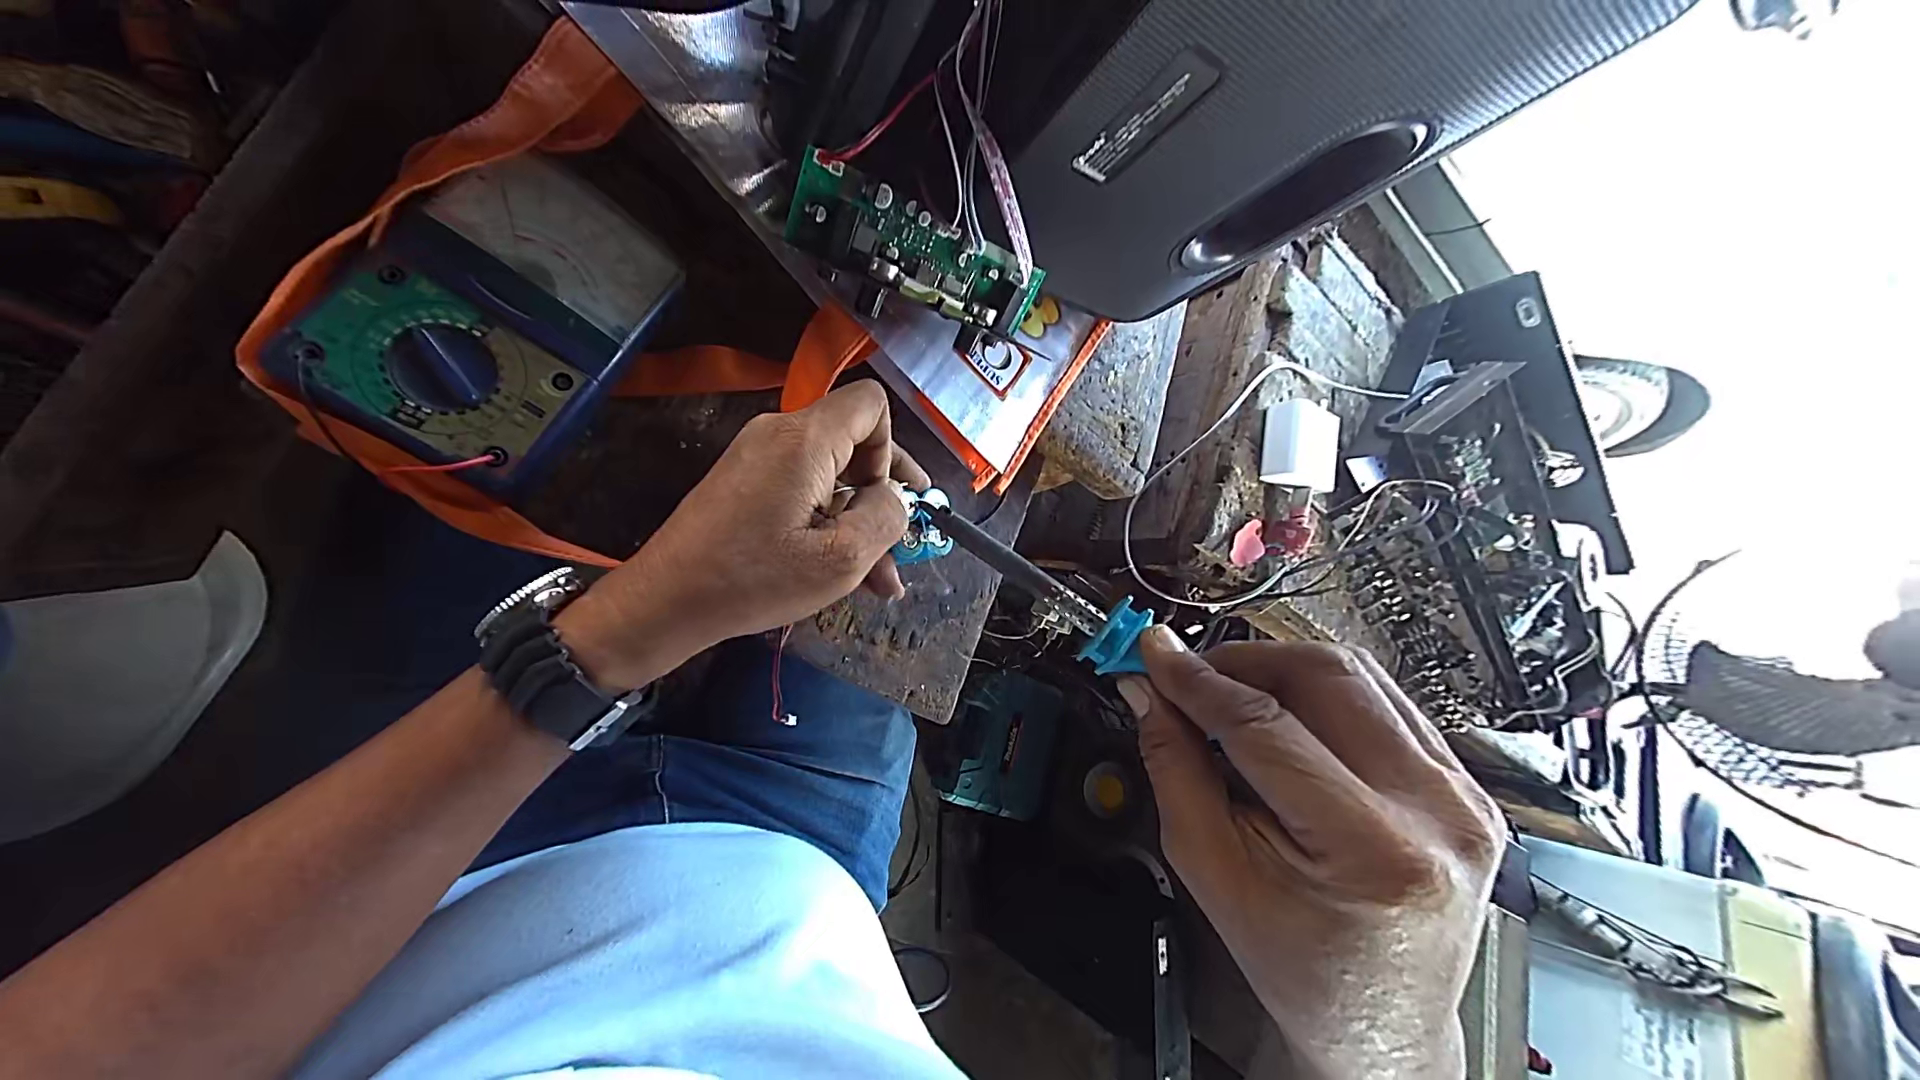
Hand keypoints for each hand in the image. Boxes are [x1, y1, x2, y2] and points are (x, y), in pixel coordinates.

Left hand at [558, 381, 929, 686]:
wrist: (666, 600)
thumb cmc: (752, 581)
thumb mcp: (840, 560)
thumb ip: (886, 519)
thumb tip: (896, 498)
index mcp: (805, 440)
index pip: (871, 404)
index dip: (893, 448)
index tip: (888, 498)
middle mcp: (780, 435)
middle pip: (854, 442)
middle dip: (883, 495)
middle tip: (901, 539)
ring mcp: (760, 458)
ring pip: (832, 476)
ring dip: (859, 522)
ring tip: (878, 578)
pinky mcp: (748, 483)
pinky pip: (805, 491)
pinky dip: (828, 523)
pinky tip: (844, 571)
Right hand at [1119, 630, 1503, 1079]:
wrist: (1378, 1022)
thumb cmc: (1297, 964)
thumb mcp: (1208, 868)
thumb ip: (1173, 766)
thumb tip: (1148, 693)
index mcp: (1372, 850)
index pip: (1263, 724)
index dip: (1195, 680)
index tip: (1155, 653)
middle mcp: (1436, 811)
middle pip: (1320, 675)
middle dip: (1239, 661)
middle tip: (1189, 676)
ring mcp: (1460, 793)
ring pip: (1353, 673)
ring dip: (1276, 668)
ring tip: (1229, 697)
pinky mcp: (1459, 783)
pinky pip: (1378, 698)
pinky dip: (1315, 691)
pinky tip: (1280, 716)